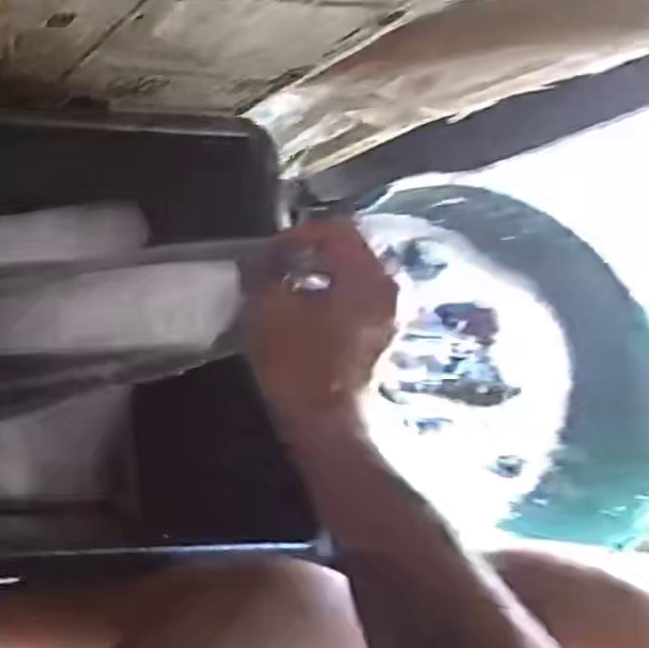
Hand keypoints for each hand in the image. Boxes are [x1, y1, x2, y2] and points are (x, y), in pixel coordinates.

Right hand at [248, 217, 398, 436]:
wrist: (324, 417)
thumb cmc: (295, 361)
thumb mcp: (268, 312)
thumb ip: (265, 276)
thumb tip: (261, 258)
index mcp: (366, 278)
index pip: (337, 230)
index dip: (296, 232)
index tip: (263, 250)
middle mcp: (387, 288)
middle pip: (348, 250)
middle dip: (306, 253)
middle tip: (267, 266)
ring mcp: (386, 312)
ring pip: (348, 275)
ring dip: (312, 275)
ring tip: (276, 289)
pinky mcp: (375, 333)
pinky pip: (349, 298)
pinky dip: (322, 295)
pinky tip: (294, 313)